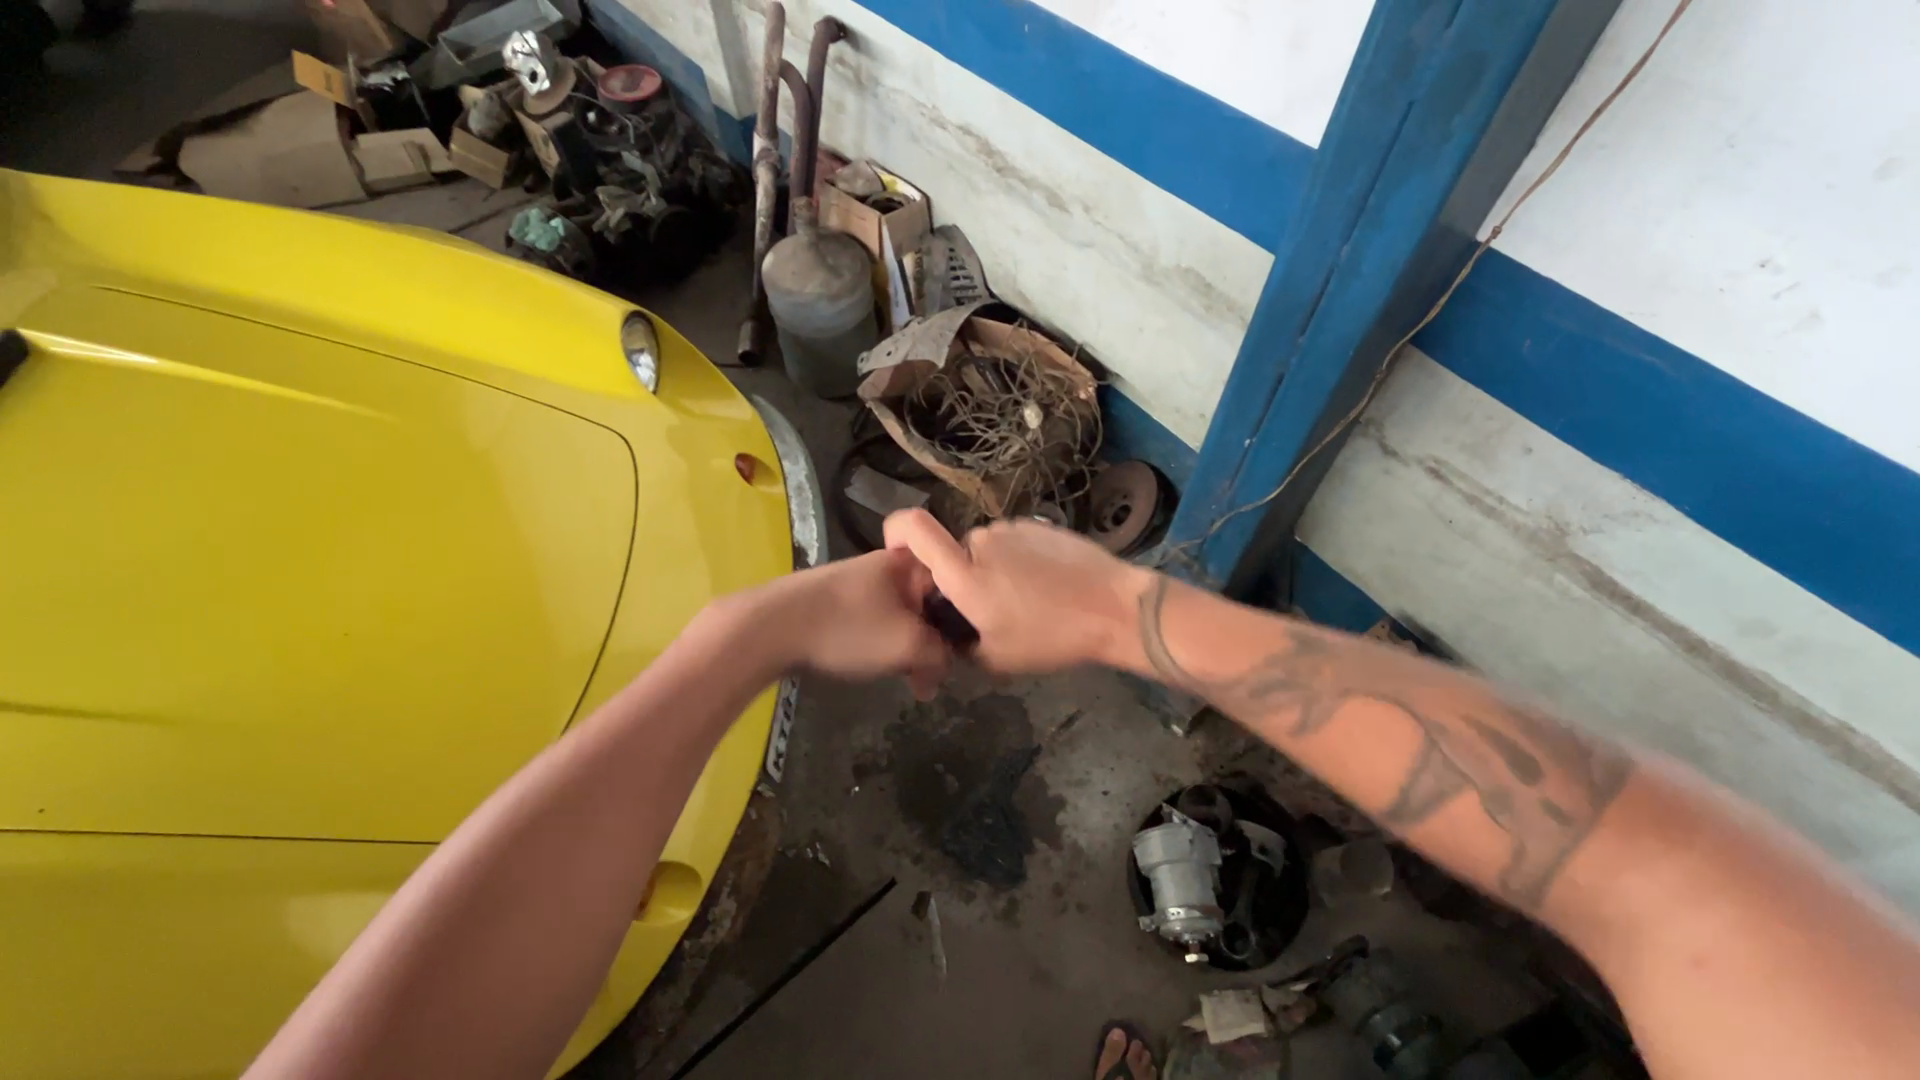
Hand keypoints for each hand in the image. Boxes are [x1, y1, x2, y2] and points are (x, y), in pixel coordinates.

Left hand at [718, 548, 951, 698]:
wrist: (769, 628)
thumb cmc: (847, 630)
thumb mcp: (908, 645)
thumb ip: (941, 654)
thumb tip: (944, 665)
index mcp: (909, 563)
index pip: (956, 588)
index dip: (964, 625)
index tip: (960, 659)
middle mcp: (886, 565)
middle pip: (928, 606)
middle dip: (932, 646)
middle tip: (926, 682)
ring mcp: (858, 581)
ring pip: (901, 617)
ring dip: (906, 650)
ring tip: (902, 680)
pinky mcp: (835, 600)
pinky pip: (874, 621)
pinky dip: (880, 645)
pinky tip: (870, 666)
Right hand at [883, 508, 1151, 673]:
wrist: (1116, 607)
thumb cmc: (1052, 637)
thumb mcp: (998, 659)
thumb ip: (962, 646)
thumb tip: (953, 637)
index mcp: (963, 573)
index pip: (912, 528)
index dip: (895, 533)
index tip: (898, 554)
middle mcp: (981, 540)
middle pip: (954, 554)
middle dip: (963, 579)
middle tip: (991, 612)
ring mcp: (1013, 528)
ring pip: (985, 550)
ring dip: (994, 571)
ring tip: (1028, 602)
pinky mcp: (1040, 525)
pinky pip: (1013, 543)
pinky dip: (1019, 562)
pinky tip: (1047, 586)